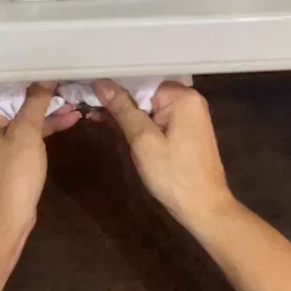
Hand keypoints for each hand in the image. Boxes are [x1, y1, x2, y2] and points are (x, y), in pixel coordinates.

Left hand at [0, 82, 80, 232]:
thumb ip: (36, 101)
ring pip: (18, 117)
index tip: (50, 65)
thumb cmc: (12, 174)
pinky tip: (68, 120)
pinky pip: (20, 134)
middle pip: (10, 98)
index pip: (0, 82)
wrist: (2, 222)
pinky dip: (40, 129)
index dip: (26, 74)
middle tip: (67, 81)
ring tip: (75, 101)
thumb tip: (46, 76)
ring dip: (45, 111)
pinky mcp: (0, 155)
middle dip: (40, 93)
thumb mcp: (27, 134)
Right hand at [93, 79, 238, 226]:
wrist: (203, 207)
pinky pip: (157, 118)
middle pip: (145, 92)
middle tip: (87, 105)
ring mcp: (189, 115)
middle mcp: (189, 100)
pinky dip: (138, 122)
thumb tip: (102, 84)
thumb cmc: (173, 174)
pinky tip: (115, 125)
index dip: (114, 87)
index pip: (141, 82)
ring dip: (125, 112)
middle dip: (118, 100)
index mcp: (182, 97)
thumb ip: (123, 109)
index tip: (88, 91)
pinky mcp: (186, 130)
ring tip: (93, 114)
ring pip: (149, 106)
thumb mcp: (143, 140)